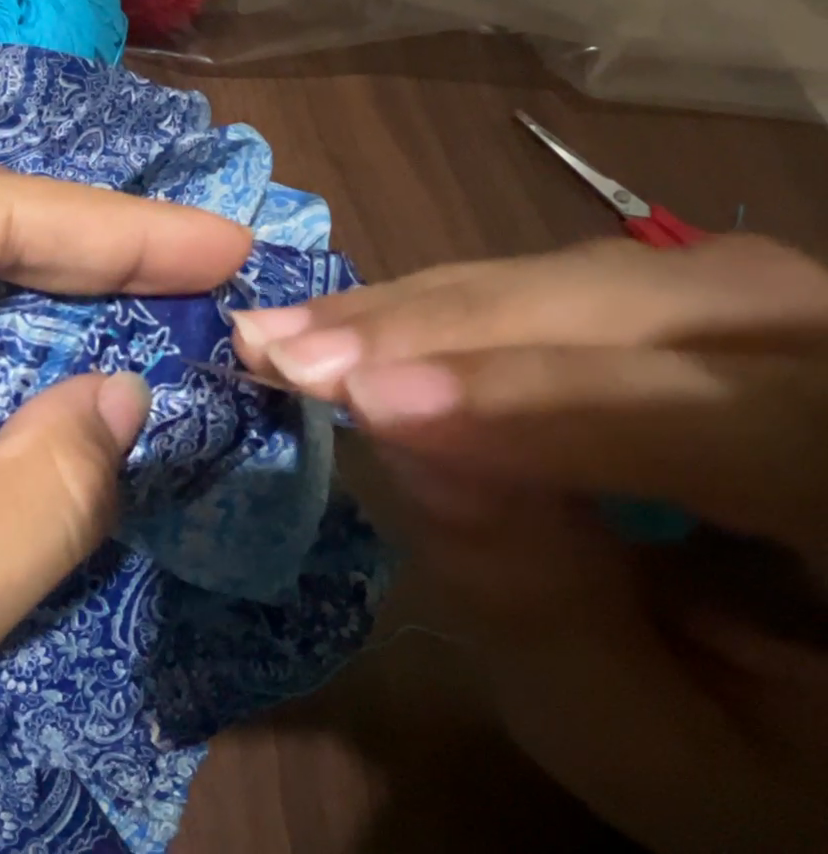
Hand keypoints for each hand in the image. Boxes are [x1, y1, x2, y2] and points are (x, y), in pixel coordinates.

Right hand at [235, 235, 827, 852]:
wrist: (824, 702)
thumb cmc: (758, 775)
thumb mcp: (660, 750)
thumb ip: (544, 616)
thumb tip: (401, 449)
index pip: (765, 429)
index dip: (551, 406)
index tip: (362, 402)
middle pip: (673, 308)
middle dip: (451, 328)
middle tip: (281, 346)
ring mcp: (805, 337)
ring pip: (618, 278)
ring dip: (433, 306)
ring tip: (294, 333)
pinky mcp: (722, 328)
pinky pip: (591, 290)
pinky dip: (459, 306)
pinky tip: (364, 325)